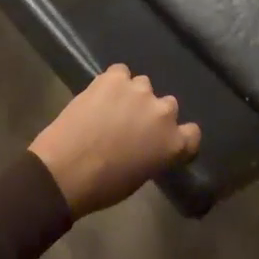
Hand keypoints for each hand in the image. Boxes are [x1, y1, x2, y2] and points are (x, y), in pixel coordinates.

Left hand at [27, 64, 201, 216]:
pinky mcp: (115, 77)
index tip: (166, 139)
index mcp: (173, 143)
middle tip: (132, 125)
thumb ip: (155, 152)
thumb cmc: (104, 185)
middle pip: (167, 105)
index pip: (192, 133)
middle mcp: (163, 112)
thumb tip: (148, 142)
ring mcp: (139, 90)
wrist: (66, 170)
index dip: (180, 135)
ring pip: (143, 86)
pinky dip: (114, 82)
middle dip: (152, 113)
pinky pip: (121, 73)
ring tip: (113, 108)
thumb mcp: (141, 174)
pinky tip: (101, 94)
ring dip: (133, 96)